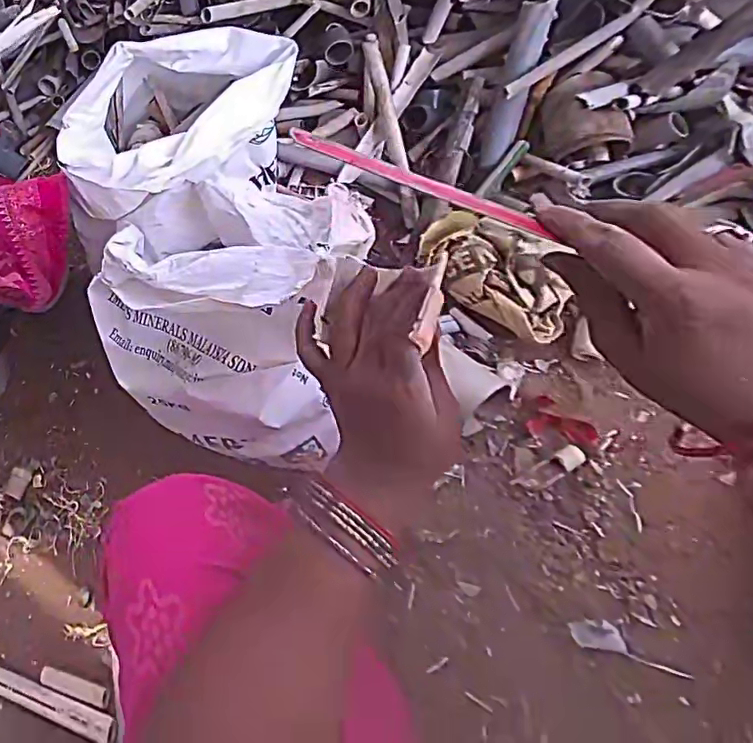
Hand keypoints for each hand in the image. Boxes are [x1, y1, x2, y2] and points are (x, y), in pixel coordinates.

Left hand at [297, 266, 463, 532]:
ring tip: (369, 274)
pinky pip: (310, 349)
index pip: (407, 328)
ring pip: (344, 326)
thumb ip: (432, 365)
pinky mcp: (327, 380)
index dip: (419, 301)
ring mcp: (342, 375)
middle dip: (397, 291)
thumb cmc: (423, 453)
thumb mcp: (445, 411)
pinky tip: (311, 305)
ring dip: (355, 296)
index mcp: (400, 383)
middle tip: (413, 270)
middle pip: (378, 320)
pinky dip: (307, 326)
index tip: (432, 279)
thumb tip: (429, 323)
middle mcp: (365, 373)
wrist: (379, 481)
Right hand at [535, 201, 752, 443]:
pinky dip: (679, 238)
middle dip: (607, 210)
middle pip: (649, 214)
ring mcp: (752, 263)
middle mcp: (718, 270)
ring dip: (643, 223)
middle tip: (578, 218)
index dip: (570, 223)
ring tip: (620, 239)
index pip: (610, 243)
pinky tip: (666, 257)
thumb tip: (561, 259)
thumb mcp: (627, 354)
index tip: (544, 212)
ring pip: (682, 220)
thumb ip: (592, 299)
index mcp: (677, 299)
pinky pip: (711, 235)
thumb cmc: (699, 392)